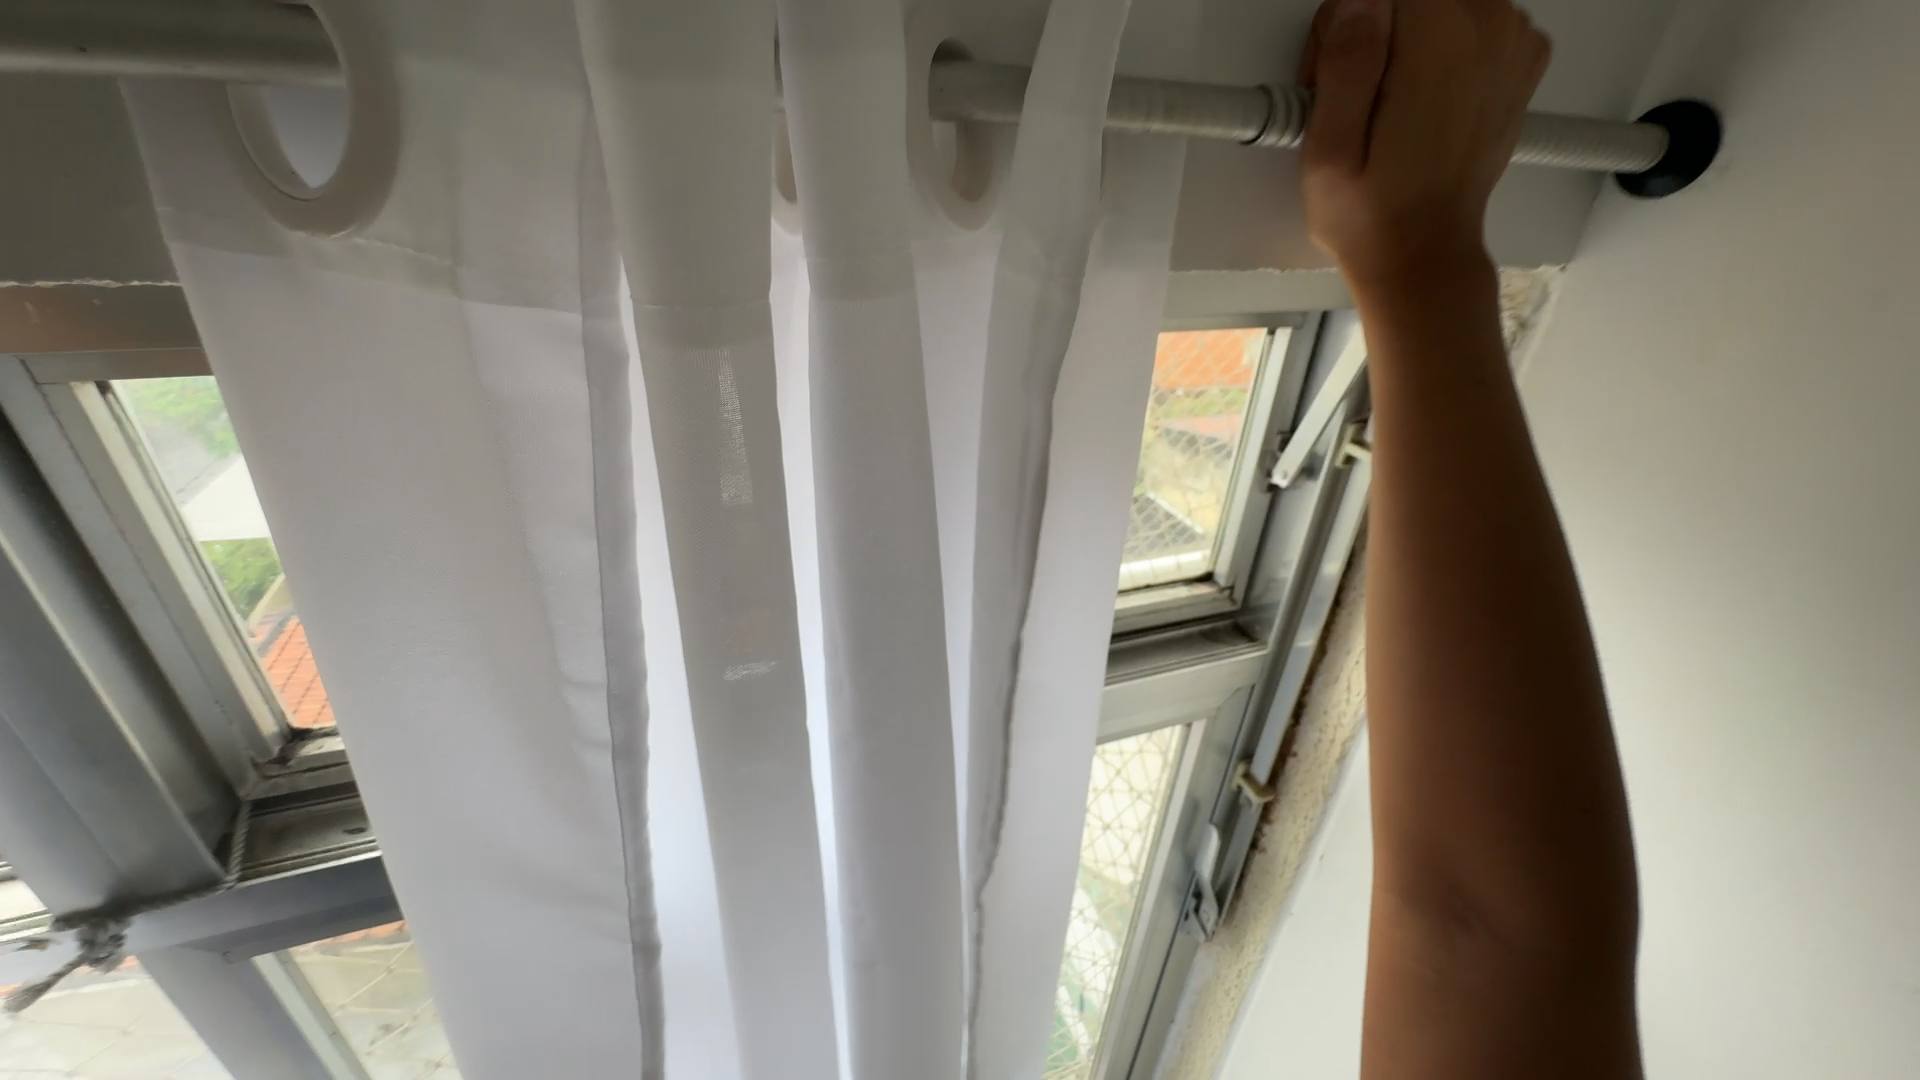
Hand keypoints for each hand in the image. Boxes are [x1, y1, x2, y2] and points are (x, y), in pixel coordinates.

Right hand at [1298, 0, 1550, 287]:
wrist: (1422, 253)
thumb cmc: (1372, 216)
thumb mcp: (1328, 153)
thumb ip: (1344, 66)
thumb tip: (1356, 2)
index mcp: (1441, 44)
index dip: (1342, 27)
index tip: (1329, 79)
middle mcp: (1490, 28)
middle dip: (1371, 32)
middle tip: (1351, 99)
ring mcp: (1513, 40)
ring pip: (1438, 4)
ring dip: (1402, 41)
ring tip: (1382, 106)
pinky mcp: (1518, 56)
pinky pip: (1469, 19)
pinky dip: (1438, 47)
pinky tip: (1417, 100)